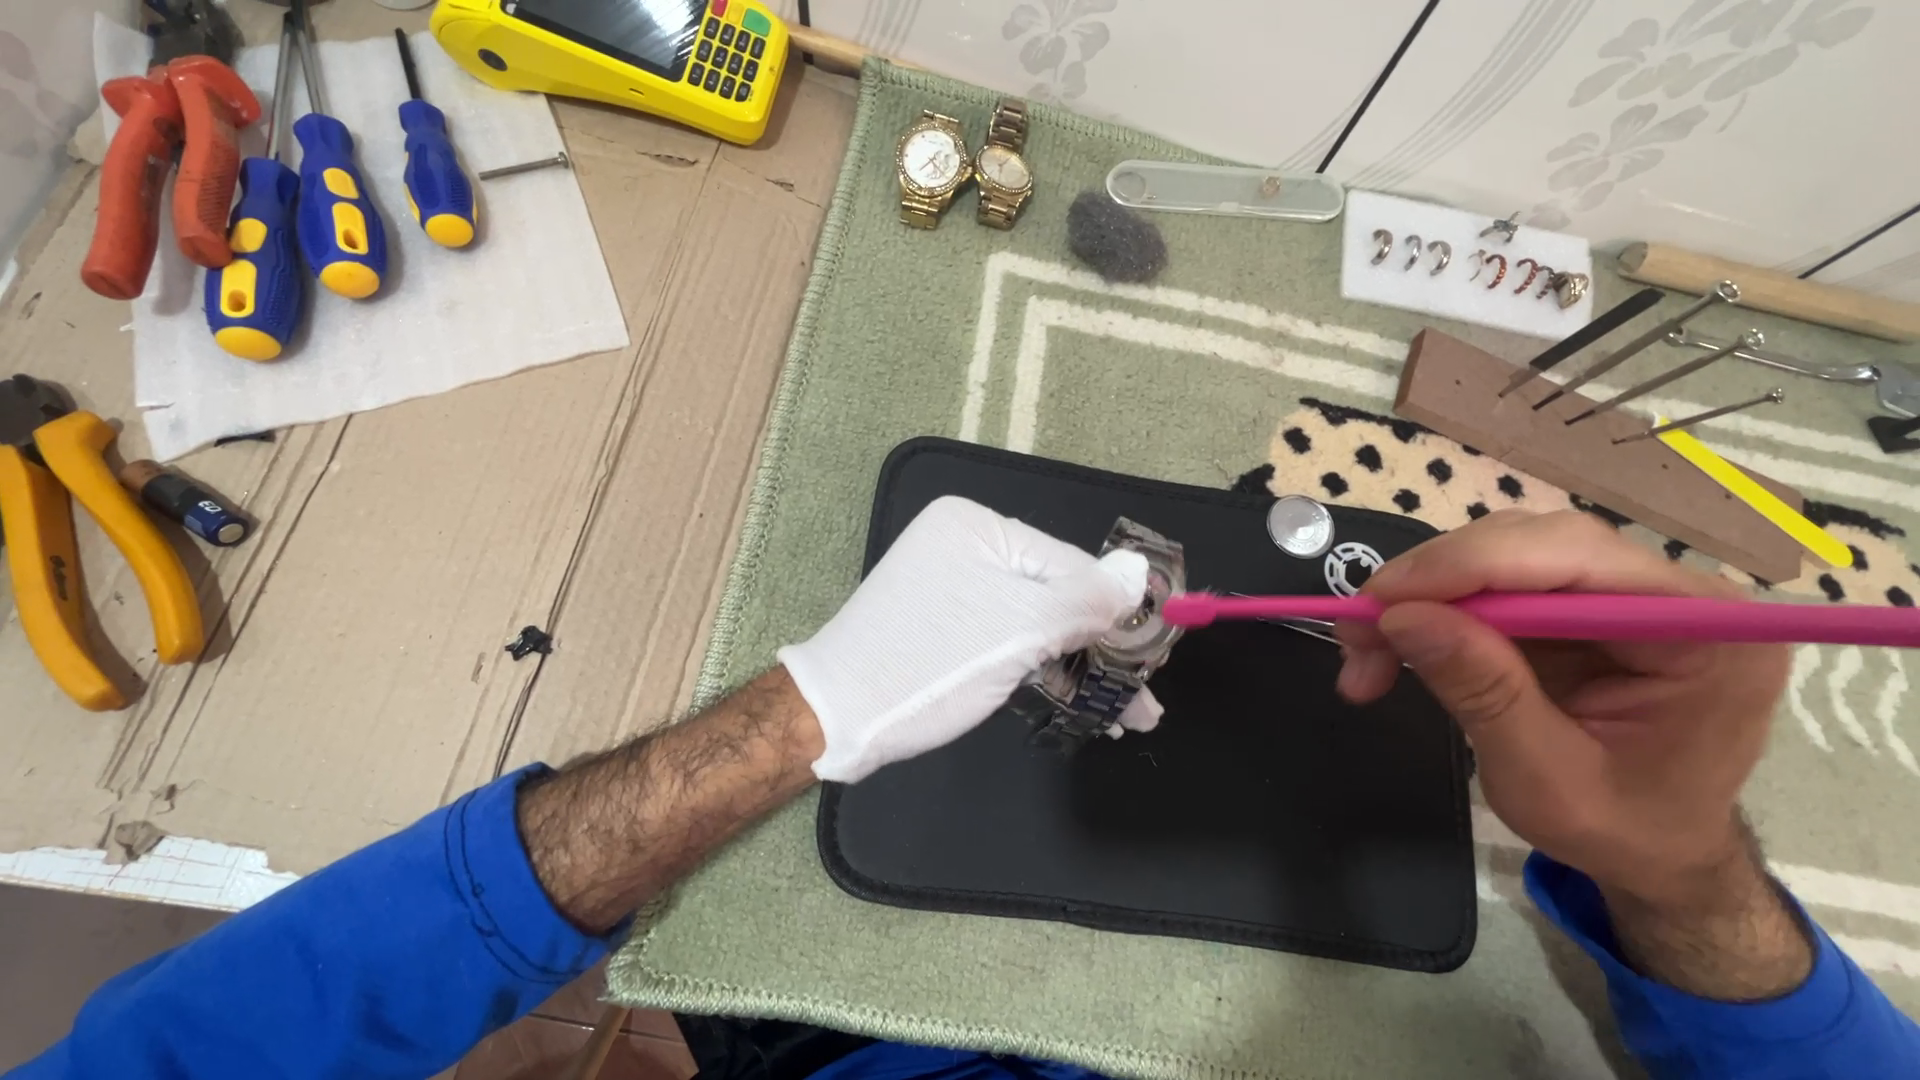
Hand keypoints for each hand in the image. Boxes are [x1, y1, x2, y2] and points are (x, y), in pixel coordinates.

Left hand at [779, 496, 1156, 782]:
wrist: (836, 718)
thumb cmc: (930, 665)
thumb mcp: (1017, 629)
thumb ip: (1085, 600)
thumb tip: (1140, 575)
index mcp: (976, 526)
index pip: (1069, 563)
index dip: (1112, 614)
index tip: (1152, 664)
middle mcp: (964, 546)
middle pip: (1054, 592)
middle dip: (1100, 647)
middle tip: (1142, 700)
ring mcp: (952, 587)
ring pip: (1034, 621)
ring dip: (1077, 664)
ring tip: (1124, 713)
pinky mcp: (945, 626)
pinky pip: (1006, 636)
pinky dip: (1040, 666)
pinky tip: (1076, 697)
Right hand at [1334, 510, 1789, 910]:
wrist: (1655, 855)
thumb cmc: (1622, 830)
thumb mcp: (1546, 779)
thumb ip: (1484, 692)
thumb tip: (1401, 616)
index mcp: (1701, 631)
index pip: (1572, 555)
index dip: (1467, 565)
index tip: (1379, 600)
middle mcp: (1663, 592)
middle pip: (1524, 543)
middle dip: (1428, 583)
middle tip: (1354, 634)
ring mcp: (1615, 592)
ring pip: (1491, 555)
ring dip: (1416, 599)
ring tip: (1365, 655)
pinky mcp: (1570, 604)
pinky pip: (1483, 583)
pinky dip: (1426, 613)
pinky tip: (1391, 651)